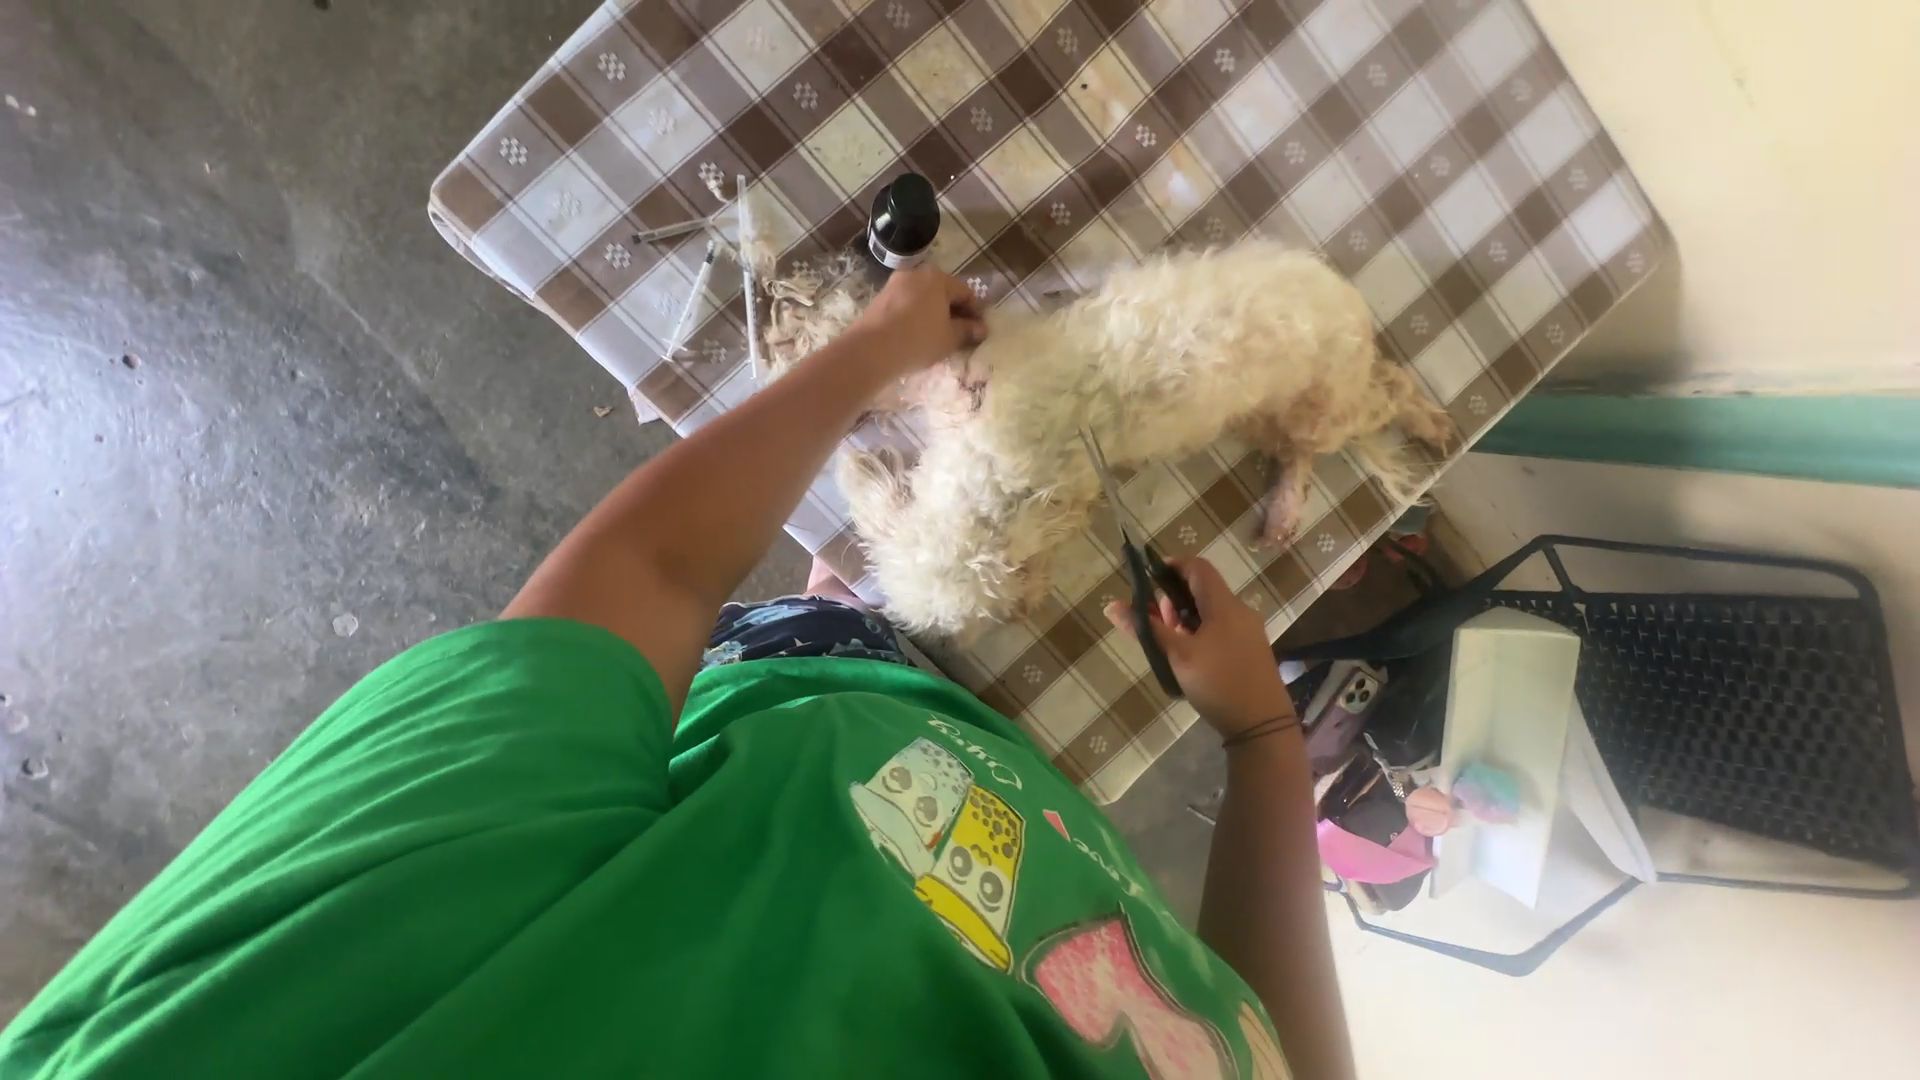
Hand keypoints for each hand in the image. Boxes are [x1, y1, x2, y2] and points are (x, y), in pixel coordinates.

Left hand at [845, 266, 986, 375]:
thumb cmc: (918, 340)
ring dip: (935, 316)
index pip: (965, 293)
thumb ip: (967, 331)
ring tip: (939, 339)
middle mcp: (916, 274)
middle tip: (961, 336)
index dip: (976, 313)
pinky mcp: (881, 299)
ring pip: (923, 300)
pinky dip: (916, 318)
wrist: (871, 349)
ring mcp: (895, 285)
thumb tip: (981, 329)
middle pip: (943, 293)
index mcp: (938, 278)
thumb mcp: (950, 338)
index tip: (980, 332)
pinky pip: (907, 307)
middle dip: (954, 313)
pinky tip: (918, 337)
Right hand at [1104, 558, 1292, 739]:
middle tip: (1153, 617)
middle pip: (1203, 589)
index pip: (1198, 568)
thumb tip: (1112, 606)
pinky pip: (1220, 628)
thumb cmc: (1217, 682)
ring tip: (1166, 638)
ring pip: (1211, 611)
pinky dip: (1199, 630)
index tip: (1149, 576)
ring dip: (1185, 616)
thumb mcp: (1176, 655)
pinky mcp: (1250, 650)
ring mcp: (1248, 631)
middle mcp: (1239, 611)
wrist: (1262, 725)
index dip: (1172, 565)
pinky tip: (1186, 652)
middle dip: (1173, 596)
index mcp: (1224, 605)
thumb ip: (1147, 628)